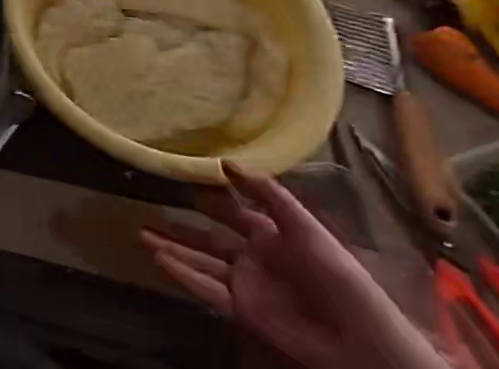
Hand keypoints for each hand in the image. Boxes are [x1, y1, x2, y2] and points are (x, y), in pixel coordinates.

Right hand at [141, 162, 448, 368]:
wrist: (357, 337)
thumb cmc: (335, 271)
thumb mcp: (302, 223)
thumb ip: (265, 192)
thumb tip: (224, 161)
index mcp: (271, 231)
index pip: (232, 208)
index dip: (210, 192)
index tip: (182, 175)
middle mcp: (253, 254)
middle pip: (209, 235)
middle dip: (182, 223)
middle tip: (150, 206)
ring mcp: (245, 282)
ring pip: (200, 261)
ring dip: (173, 247)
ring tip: (141, 233)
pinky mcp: (242, 309)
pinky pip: (206, 288)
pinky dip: (182, 273)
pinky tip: (159, 258)